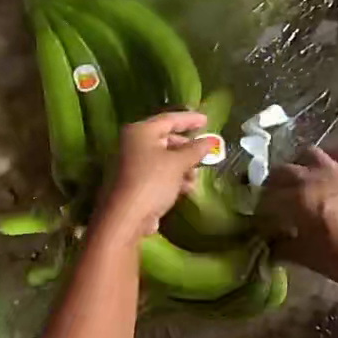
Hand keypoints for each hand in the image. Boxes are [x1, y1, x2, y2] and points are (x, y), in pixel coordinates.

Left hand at [93, 111, 213, 238]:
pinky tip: (186, 187)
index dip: (190, 120)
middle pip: (166, 139)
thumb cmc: (153, 182)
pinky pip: (159, 172)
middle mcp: (133, 143)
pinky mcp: (134, 181)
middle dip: (187, 148)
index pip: (169, 119)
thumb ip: (196, 149)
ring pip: (164, 158)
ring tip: (196, 175)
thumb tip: (211, 140)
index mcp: (141, 132)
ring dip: (183, 165)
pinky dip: (173, 176)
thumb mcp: (178, 163)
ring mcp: (132, 163)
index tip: (207, 120)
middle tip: (205, 152)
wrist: (126, 218)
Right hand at [258, 146, 337, 285]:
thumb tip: (271, 247)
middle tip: (276, 199)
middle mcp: (312, 177)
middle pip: (283, 170)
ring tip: (302, 179)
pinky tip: (334, 169)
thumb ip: (284, 248)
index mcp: (295, 197)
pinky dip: (337, 157)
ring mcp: (336, 171)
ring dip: (302, 163)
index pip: (268, 198)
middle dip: (275, 183)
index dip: (262, 209)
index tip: (262, 220)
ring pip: (311, 153)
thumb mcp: (305, 256)